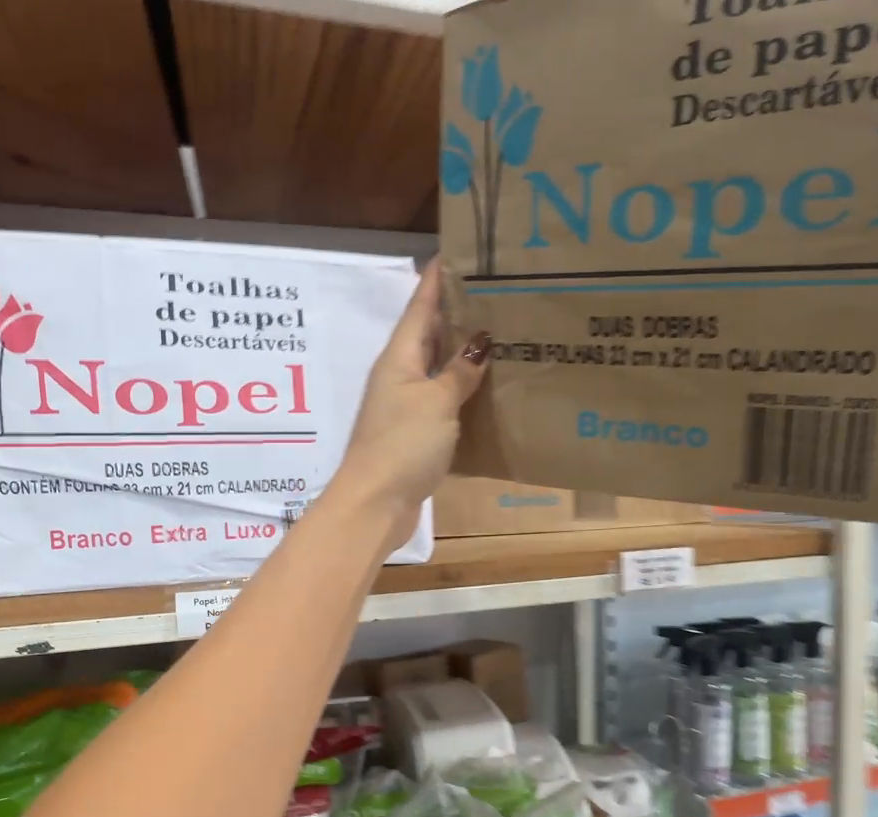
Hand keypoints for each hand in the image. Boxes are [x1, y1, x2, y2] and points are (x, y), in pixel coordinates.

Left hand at [328, 261, 490, 552]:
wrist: (377, 503)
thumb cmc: (403, 444)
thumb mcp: (436, 401)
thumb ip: (459, 370)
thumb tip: (481, 340)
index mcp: (400, 357)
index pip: (420, 306)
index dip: (437, 279)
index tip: (456, 252)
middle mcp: (401, 375)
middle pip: (429, 334)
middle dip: (456, 312)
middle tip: (494, 291)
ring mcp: (407, 406)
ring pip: (439, 367)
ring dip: (463, 352)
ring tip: (501, 332)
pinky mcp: (417, 434)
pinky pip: (444, 399)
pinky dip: (465, 389)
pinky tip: (490, 388)